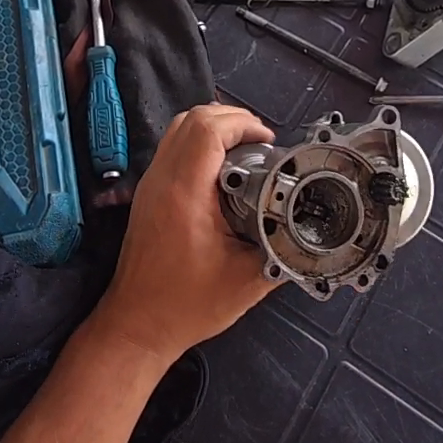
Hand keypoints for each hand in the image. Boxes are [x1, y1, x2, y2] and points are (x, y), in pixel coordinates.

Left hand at [88, 105, 278, 364]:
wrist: (137, 324)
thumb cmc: (184, 305)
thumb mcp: (247, 279)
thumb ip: (280, 246)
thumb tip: (305, 225)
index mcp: (184, 192)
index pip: (209, 129)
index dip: (244, 125)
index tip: (267, 142)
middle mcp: (162, 179)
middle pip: (192, 118)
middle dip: (232, 119)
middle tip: (261, 141)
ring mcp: (151, 183)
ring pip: (179, 127)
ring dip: (214, 127)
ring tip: (246, 148)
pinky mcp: (149, 192)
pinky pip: (173, 146)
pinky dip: (200, 142)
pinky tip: (223, 167)